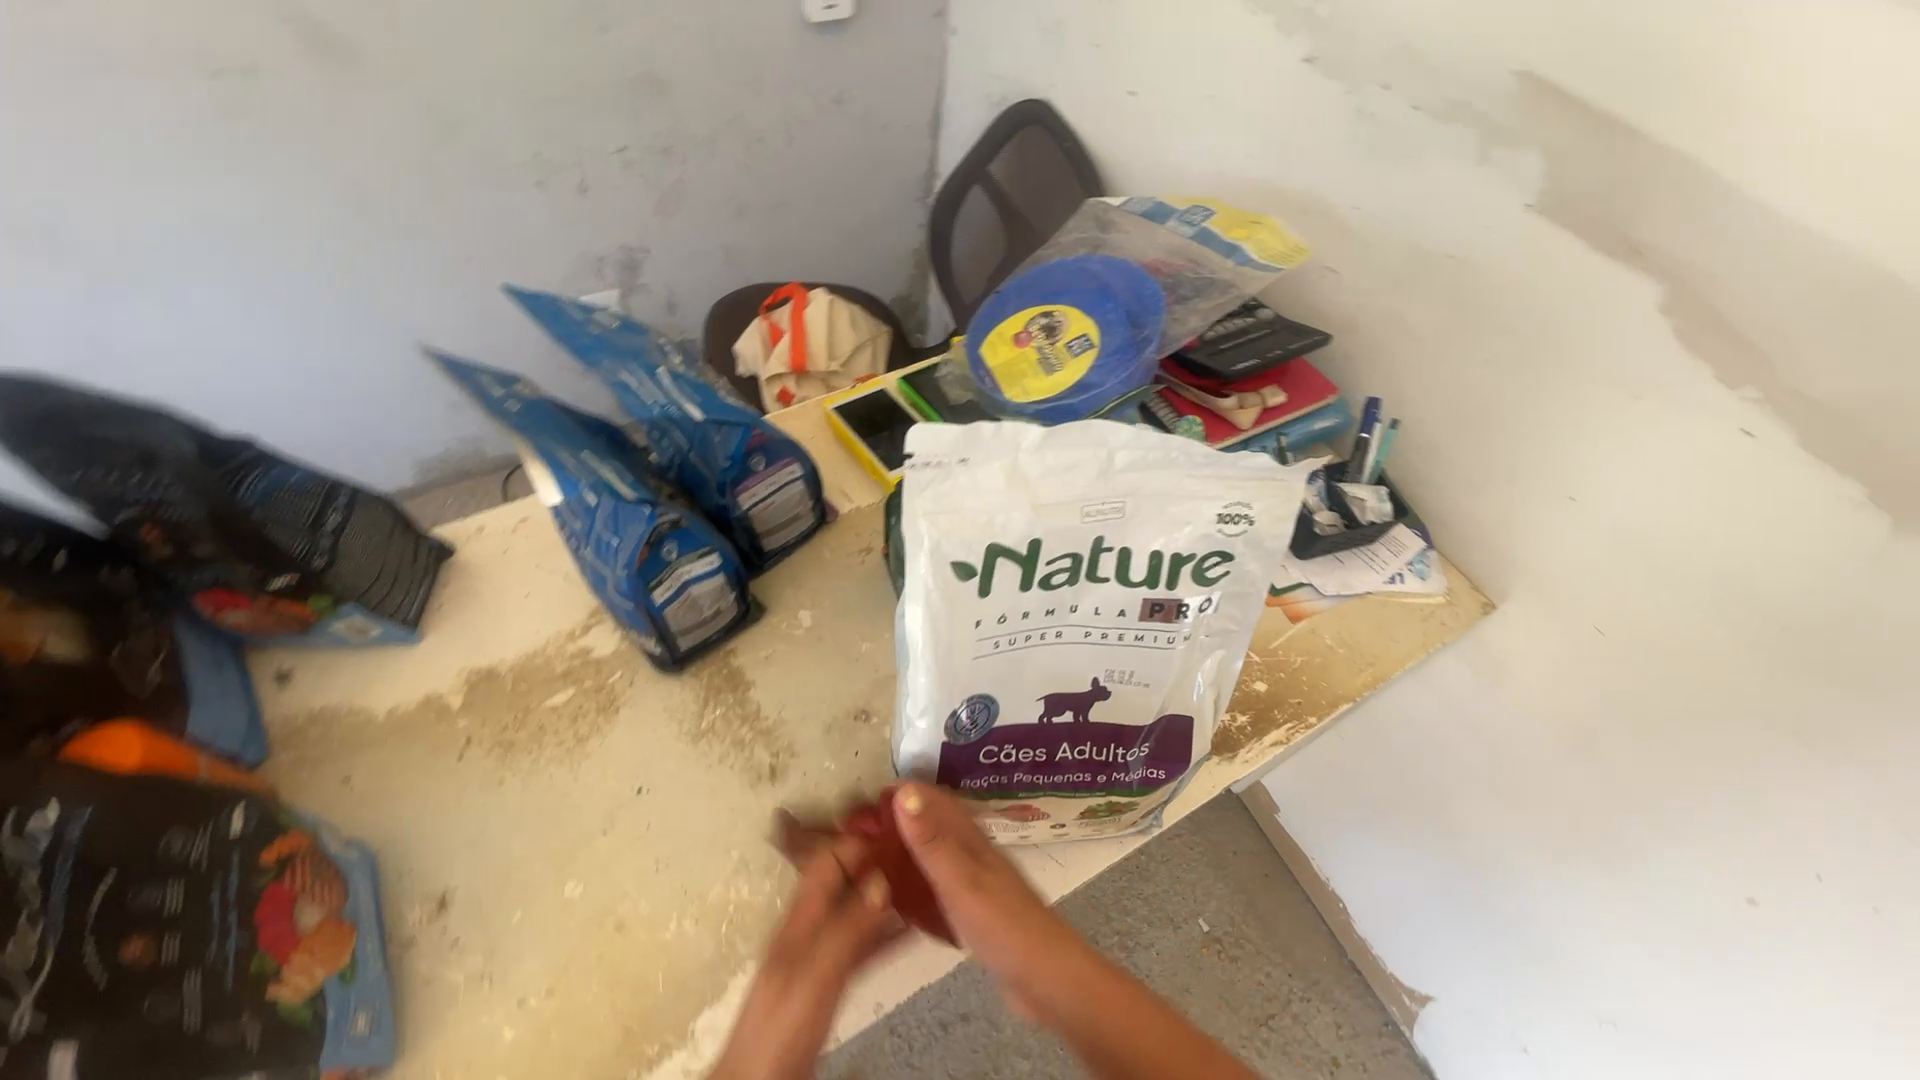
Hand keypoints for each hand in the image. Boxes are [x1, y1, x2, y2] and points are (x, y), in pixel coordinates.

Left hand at [707, 835, 901, 1079]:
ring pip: (857, 910)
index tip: (896, 828)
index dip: (857, 839)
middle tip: (918, 850)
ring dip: (885, 894)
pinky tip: (911, 930)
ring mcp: (819, 955)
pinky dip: (887, 933)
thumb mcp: (814, 975)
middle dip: (876, 862)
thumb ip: (846, 928)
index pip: (827, 860)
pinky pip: (864, 945)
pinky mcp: (829, 982)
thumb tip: (879, 878)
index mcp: (800, 919)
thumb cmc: (778, 1030)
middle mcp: (809, 929)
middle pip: (844, 880)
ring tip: (923, 882)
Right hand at [895, 783, 1261, 1079]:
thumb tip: (904, 791)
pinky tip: (900, 900)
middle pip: (934, 826)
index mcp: (973, 840)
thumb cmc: (1006, 928)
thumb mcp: (962, 882)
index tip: (863, 799)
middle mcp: (975, 855)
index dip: (903, 794)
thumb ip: (933, 841)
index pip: (935, 801)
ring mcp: (977, 885)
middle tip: (859, 832)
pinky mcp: (976, 914)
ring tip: (871, 859)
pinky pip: (939, 889)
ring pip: (936, 857)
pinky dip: (917, 886)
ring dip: (908, 853)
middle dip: (900, 822)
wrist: (1049, 982)